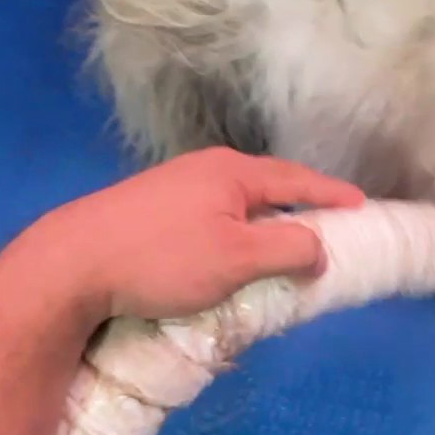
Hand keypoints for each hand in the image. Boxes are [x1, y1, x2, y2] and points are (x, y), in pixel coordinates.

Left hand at [13, 148, 364, 321]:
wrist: (72, 265)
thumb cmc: (162, 259)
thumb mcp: (237, 258)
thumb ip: (288, 249)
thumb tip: (320, 249)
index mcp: (232, 172)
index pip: (297, 179)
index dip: (332, 194)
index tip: (362, 206)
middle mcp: (205, 169)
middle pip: (268, 184)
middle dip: (300, 202)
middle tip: (328, 224)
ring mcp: (174, 185)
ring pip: (237, 200)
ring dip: (266, 218)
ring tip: (285, 239)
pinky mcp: (151, 207)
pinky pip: (213, 212)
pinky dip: (237, 228)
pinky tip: (231, 248)